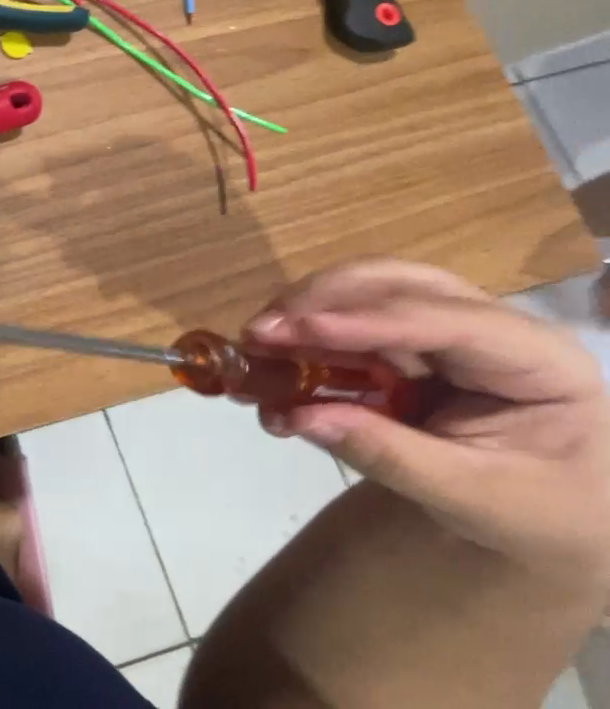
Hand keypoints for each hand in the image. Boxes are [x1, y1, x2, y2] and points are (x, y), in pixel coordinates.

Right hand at [246, 259, 609, 575]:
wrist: (544, 516)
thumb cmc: (530, 510)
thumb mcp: (471, 497)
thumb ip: (388, 455)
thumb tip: (297, 417)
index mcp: (540, 362)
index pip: (449, 323)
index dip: (366, 321)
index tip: (293, 329)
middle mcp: (494, 327)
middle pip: (401, 284)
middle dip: (323, 300)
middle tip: (260, 331)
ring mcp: (447, 327)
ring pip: (366, 289)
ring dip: (304, 310)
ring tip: (256, 343)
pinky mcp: (406, 340)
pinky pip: (348, 319)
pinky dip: (304, 333)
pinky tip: (271, 357)